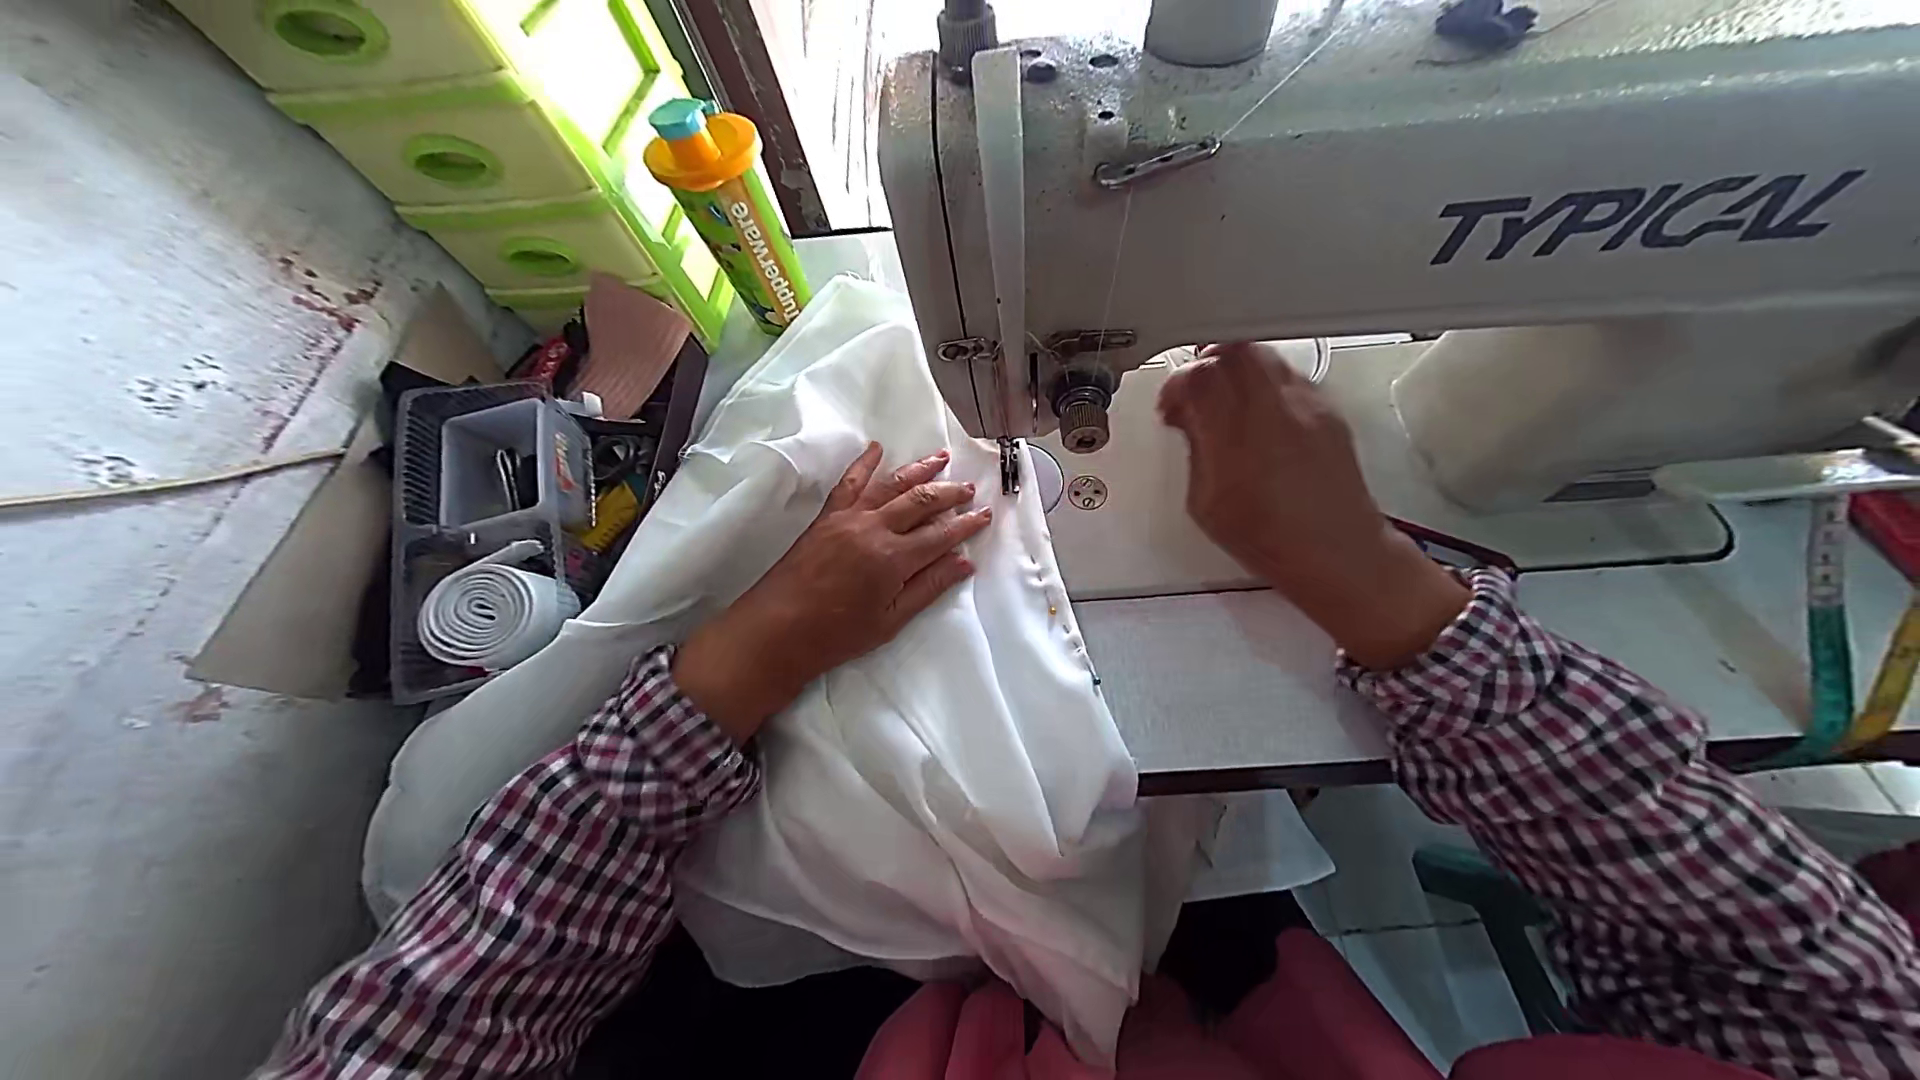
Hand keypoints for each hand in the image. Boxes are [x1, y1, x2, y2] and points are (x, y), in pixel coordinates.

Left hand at [672, 443, 993, 741]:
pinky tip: (876, 448)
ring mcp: (848, 518)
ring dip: (918, 469)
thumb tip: (964, 562)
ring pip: (891, 484)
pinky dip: (864, 463)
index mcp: (893, 558)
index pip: (941, 534)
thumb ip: (928, 588)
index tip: (985, 515)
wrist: (776, 630)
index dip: (966, 524)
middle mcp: (874, 529)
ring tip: (941, 458)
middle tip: (969, 488)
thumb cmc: (837, 635)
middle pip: (921, 502)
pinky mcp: (826, 517)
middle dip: (949, 493)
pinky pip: (849, 482)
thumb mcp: (890, 621)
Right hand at [1158, 343, 1468, 668]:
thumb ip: (1195, 450)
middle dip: (1203, 363)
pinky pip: (1286, 373)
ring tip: (1222, 400)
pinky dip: (1261, 381)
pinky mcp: (1328, 408)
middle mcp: (1275, 412)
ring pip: (1261, 354)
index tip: (1170, 406)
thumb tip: (1188, 418)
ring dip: (1233, 368)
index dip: (1175, 385)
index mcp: (1235, 441)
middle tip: (1192, 391)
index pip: (1198, 376)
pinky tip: (1254, 413)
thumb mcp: (1205, 504)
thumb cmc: (1270, 538)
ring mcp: (1307, 405)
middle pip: (1232, 350)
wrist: (1336, 551)